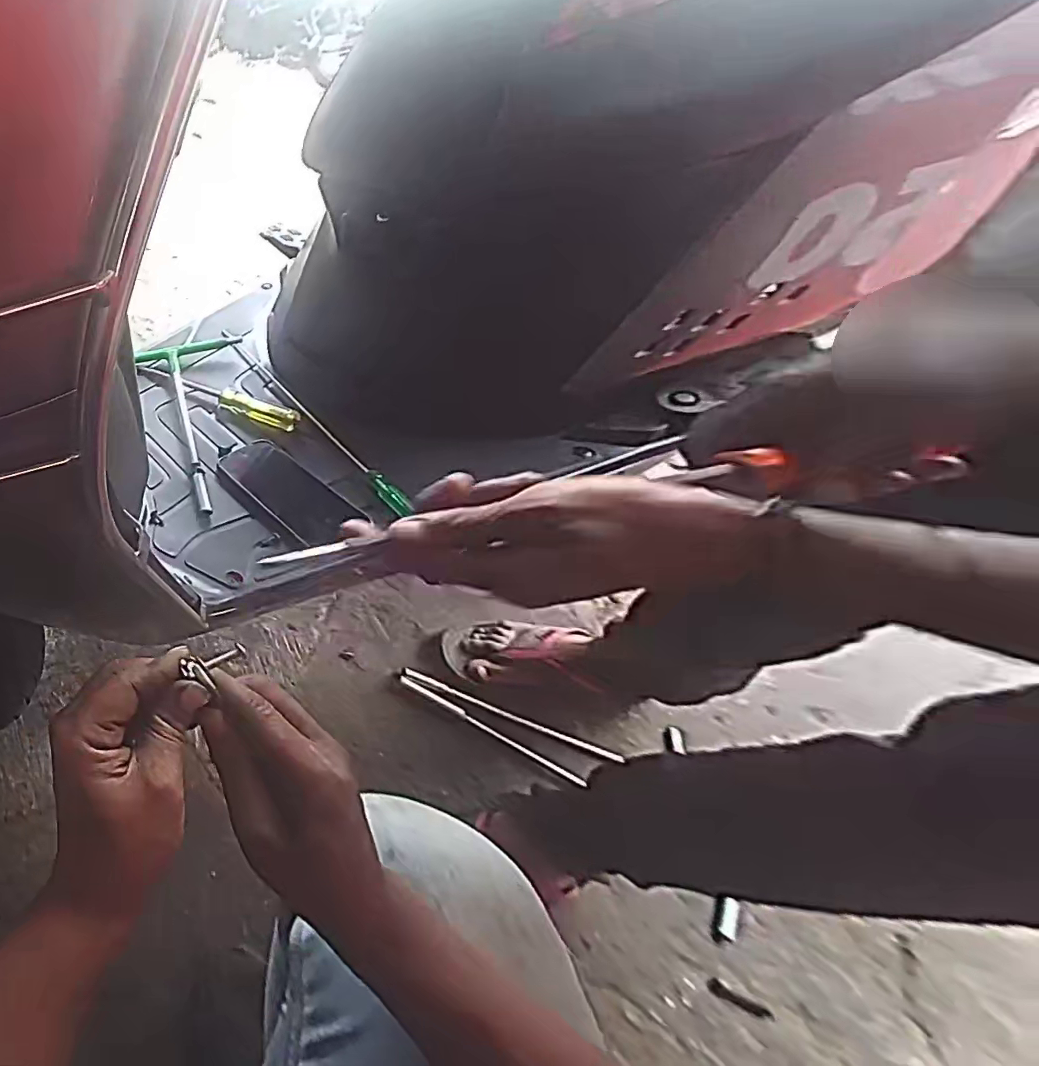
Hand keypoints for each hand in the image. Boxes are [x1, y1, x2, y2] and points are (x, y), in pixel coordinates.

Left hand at [41, 650, 209, 927]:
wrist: (97, 890)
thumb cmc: (127, 850)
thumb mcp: (160, 784)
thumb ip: (171, 726)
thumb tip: (191, 686)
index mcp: (81, 729)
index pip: (125, 678)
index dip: (164, 668)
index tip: (200, 665)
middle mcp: (72, 722)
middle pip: (120, 677)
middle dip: (161, 675)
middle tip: (202, 680)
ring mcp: (78, 732)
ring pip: (121, 691)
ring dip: (156, 690)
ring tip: (195, 693)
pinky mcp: (89, 744)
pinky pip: (120, 710)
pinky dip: (147, 707)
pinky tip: (175, 712)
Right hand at [200, 672, 387, 936]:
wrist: (357, 896)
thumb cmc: (307, 877)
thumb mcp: (255, 830)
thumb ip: (234, 770)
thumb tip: (211, 720)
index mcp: (311, 772)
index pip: (260, 711)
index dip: (223, 690)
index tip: (193, 680)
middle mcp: (326, 749)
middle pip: (270, 694)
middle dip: (231, 689)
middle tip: (197, 701)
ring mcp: (330, 746)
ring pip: (278, 699)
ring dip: (242, 700)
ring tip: (210, 719)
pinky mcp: (326, 748)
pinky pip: (285, 715)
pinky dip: (255, 714)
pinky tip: (236, 736)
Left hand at [352, 477, 774, 607]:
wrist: (713, 534)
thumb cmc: (638, 522)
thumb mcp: (538, 511)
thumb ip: (463, 526)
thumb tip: (407, 535)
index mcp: (498, 572)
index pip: (418, 561)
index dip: (381, 545)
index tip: (352, 533)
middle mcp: (502, 579)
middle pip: (442, 540)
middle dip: (452, 506)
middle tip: (468, 486)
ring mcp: (521, 569)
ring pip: (474, 527)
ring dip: (490, 500)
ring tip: (528, 489)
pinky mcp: (540, 558)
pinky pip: (503, 526)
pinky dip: (512, 504)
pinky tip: (538, 493)